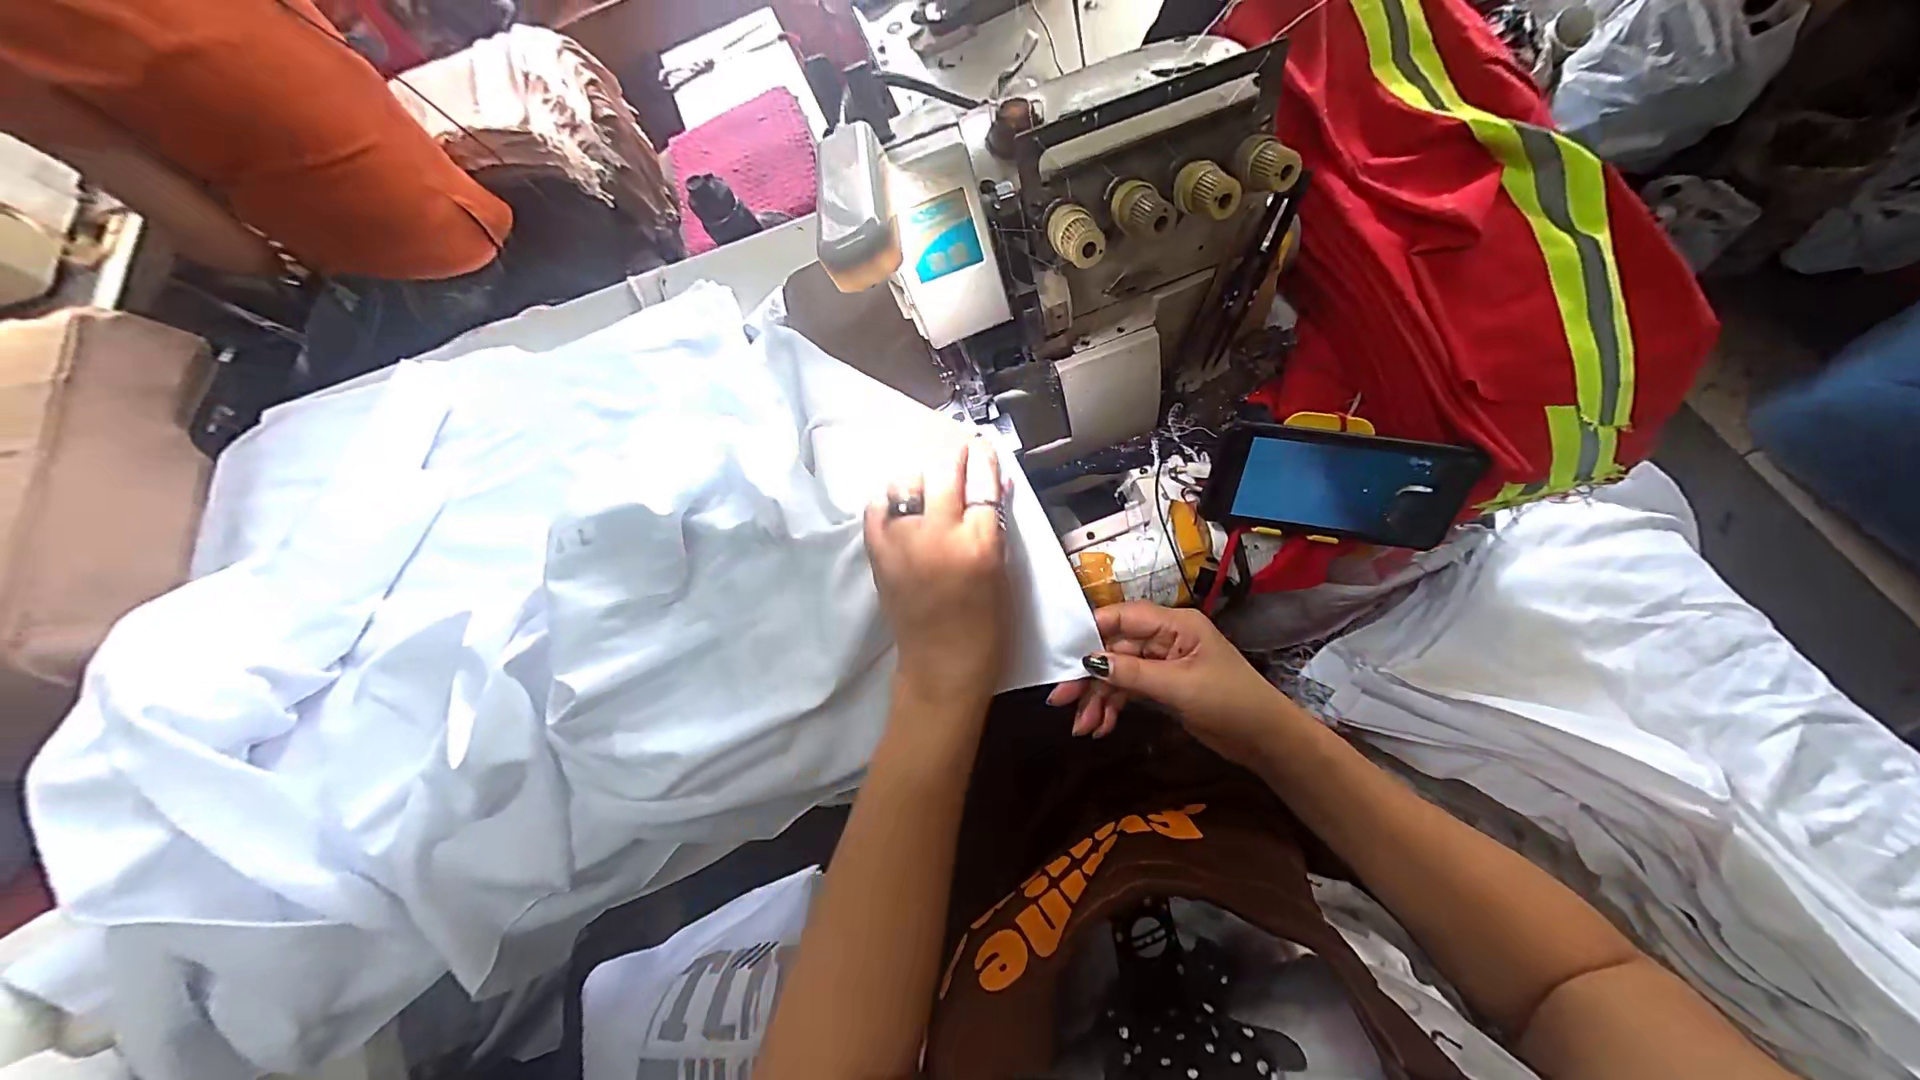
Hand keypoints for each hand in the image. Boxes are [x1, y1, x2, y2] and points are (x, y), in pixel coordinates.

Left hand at [865, 433, 1009, 706]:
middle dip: (953, 456)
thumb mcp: (1003, 572)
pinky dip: (889, 501)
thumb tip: (991, 485)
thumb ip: (993, 526)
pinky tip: (901, 506)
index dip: (983, 459)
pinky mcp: (878, 555)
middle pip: (943, 473)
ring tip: (928, 486)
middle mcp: (939, 537)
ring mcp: (903, 544)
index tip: (982, 446)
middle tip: (958, 453)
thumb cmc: (984, 625)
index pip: (982, 484)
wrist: (941, 665)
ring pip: (905, 484)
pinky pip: (877, 508)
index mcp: (979, 545)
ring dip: (919, 478)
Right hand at [1046, 601, 1294, 764]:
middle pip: (1115, 649)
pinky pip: (1128, 690)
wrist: (1267, 740)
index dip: (1091, 632)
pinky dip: (1113, 707)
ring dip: (1098, 699)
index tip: (1064, 655)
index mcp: (1175, 624)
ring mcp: (1163, 663)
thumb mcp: (1178, 686)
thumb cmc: (1231, 702)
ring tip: (1083, 727)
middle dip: (1089, 677)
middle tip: (1061, 700)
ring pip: (1118, 673)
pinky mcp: (1162, 686)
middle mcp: (1165, 638)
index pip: (1123, 617)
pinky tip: (1102, 727)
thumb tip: (1089, 661)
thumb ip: (1131, 672)